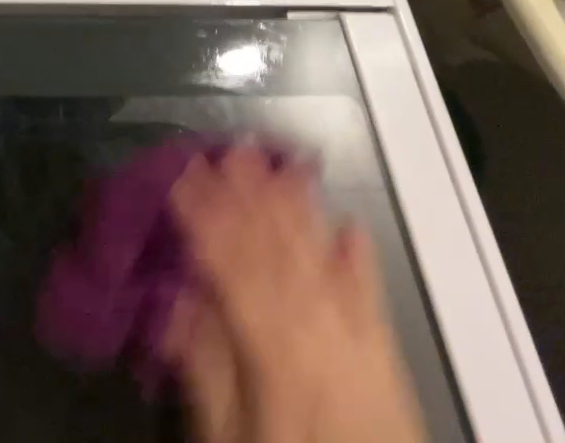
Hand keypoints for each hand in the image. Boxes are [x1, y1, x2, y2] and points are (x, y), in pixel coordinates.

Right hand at [163, 147, 424, 442]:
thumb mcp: (228, 433)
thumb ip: (205, 366)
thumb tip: (178, 301)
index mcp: (274, 352)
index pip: (231, 267)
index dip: (205, 217)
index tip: (184, 176)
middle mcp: (319, 335)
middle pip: (278, 253)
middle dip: (251, 197)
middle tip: (230, 150)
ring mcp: (358, 343)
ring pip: (321, 262)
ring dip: (299, 209)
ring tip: (281, 164)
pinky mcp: (386, 358)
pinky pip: (372, 297)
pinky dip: (361, 258)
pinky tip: (351, 222)